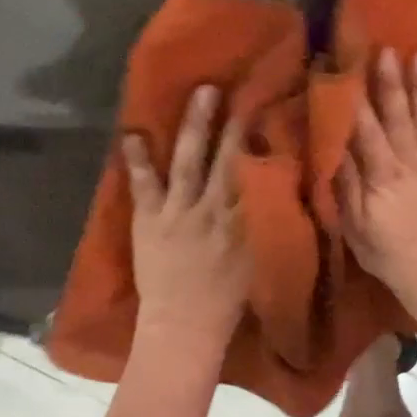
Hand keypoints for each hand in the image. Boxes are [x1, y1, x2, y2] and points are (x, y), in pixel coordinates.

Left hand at [123, 86, 252, 346]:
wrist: (186, 328)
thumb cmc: (230, 300)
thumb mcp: (262, 261)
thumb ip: (270, 223)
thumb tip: (283, 189)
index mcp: (245, 222)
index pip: (259, 173)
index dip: (266, 140)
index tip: (275, 111)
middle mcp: (215, 210)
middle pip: (228, 159)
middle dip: (235, 122)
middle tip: (242, 88)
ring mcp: (180, 212)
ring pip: (190, 161)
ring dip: (196, 125)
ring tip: (203, 92)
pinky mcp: (150, 220)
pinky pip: (143, 184)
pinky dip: (137, 159)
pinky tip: (132, 134)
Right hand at [337, 48, 416, 296]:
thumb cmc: (382, 248)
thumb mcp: (355, 223)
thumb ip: (348, 184)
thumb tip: (337, 146)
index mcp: (383, 179)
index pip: (369, 134)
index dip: (359, 104)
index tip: (349, 74)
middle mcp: (410, 165)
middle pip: (400, 119)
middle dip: (392, 83)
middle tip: (386, 51)